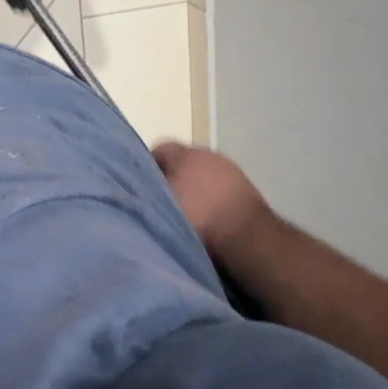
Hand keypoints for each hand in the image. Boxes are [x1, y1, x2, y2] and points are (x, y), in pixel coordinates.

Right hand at [151, 141, 271, 251]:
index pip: (159, 149)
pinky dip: (212, 202)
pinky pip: (220, 192)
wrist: (249, 239)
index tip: (141, 188)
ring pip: (202, 177)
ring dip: (194, 191)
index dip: (147, 167)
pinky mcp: (248, 192)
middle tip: (161, 203)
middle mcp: (209, 154)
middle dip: (172, 178)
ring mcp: (232, 172)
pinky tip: (208, 221)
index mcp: (186, 152)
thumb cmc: (198, 216)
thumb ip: (146, 188)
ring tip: (185, 215)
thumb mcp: (160, 202)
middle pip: (182, 162)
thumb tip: (138, 185)